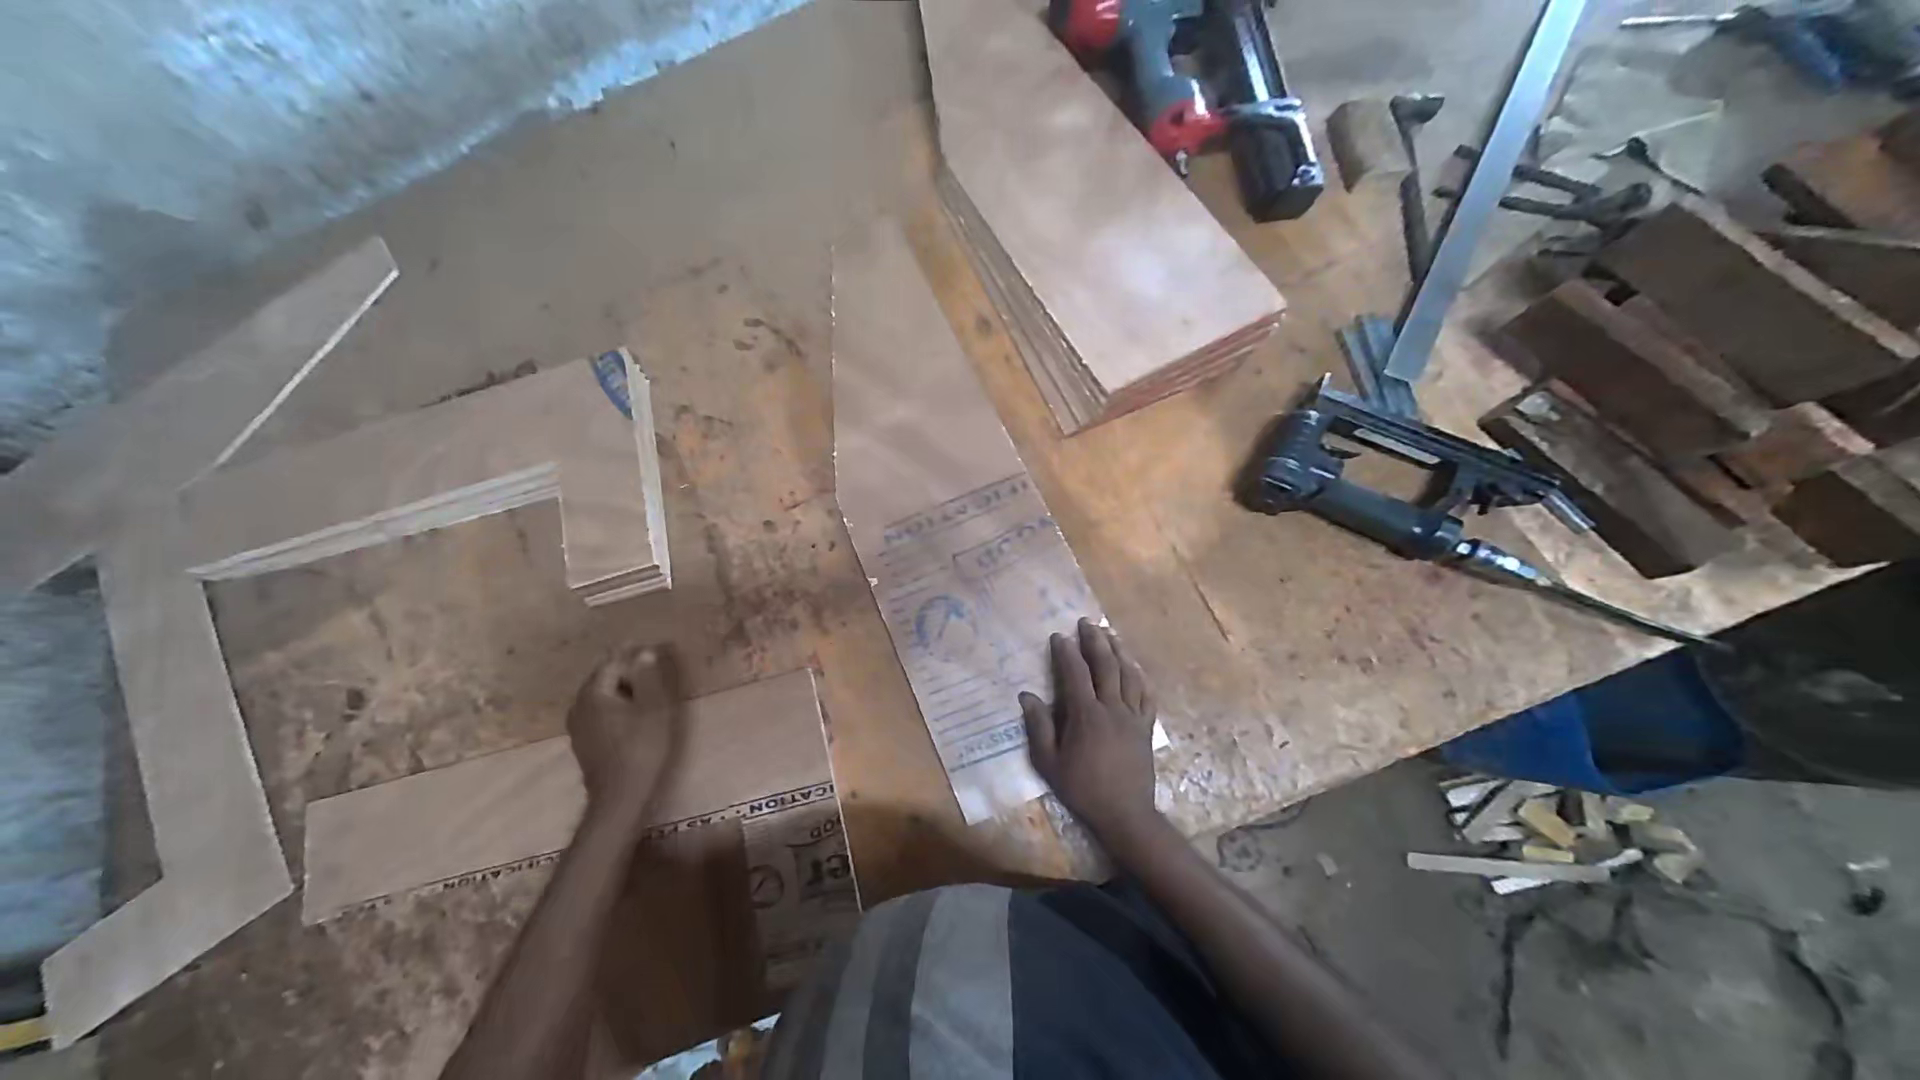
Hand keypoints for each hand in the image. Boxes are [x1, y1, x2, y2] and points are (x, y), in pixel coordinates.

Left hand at [567, 644, 679, 831]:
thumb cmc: (642, 748)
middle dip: (624, 669)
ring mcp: (577, 726)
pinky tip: (630, 712)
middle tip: (648, 663)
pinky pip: (598, 713)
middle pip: (602, 678)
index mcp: (593, 694)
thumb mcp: (654, 709)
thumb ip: (649, 678)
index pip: (612, 663)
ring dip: (619, 688)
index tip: (651, 647)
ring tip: (642, 686)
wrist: (620, 797)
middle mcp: (578, 706)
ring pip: (599, 696)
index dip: (632, 654)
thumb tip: (645, 653)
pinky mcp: (583, 743)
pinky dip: (614, 706)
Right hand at [1020, 619, 1161, 847]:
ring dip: (1119, 651)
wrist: (1124, 814)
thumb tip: (1026, 696)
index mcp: (1086, 715)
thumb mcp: (1049, 762)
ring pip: (1129, 675)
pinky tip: (1135, 667)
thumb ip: (1038, 727)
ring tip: (1110, 634)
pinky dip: (1140, 677)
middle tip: (1087, 622)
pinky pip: (1147, 695)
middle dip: (1095, 641)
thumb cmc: (1082, 789)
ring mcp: (1133, 716)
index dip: (1066, 652)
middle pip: (1106, 666)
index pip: (1075, 673)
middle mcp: (1112, 708)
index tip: (1059, 636)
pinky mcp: (1146, 727)